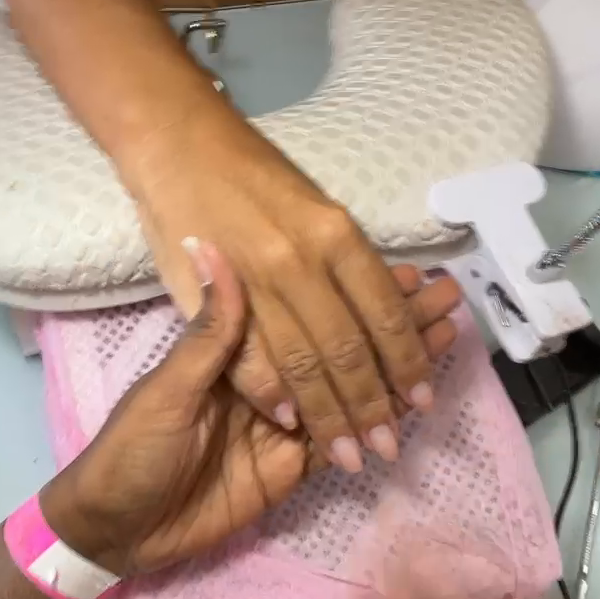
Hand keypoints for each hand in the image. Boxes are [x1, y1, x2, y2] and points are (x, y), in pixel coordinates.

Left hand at [39, 241, 459, 575]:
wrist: (114, 525)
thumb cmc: (130, 450)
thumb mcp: (166, 390)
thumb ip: (210, 335)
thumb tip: (219, 255)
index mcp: (235, 350)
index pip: (309, 313)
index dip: (354, 296)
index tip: (405, 271)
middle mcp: (269, 377)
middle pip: (342, 345)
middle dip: (393, 325)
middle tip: (448, 299)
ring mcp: (283, 421)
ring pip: (352, 386)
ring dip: (397, 363)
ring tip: (448, 335)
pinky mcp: (289, 465)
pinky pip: (341, 438)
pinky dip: (378, 417)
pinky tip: (417, 395)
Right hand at [137, 150, 456, 475]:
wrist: (177, 145)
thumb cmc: (252, 173)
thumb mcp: (317, 207)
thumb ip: (348, 264)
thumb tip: (394, 307)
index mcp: (336, 234)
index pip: (384, 314)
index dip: (406, 363)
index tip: (421, 401)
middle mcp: (302, 261)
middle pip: (347, 349)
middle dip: (371, 405)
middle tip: (388, 446)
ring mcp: (255, 281)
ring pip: (302, 363)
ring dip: (328, 415)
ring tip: (349, 453)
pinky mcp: (210, 296)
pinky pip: (245, 356)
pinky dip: (269, 393)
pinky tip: (288, 422)